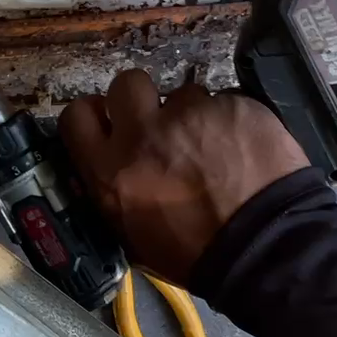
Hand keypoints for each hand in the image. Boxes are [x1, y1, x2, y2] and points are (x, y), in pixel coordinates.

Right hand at [60, 70, 307, 285]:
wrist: (261, 246)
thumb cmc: (189, 252)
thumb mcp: (128, 232)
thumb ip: (111, 189)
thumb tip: (109, 169)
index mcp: (109, 171)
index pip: (76, 116)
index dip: (91, 114)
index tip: (105, 121)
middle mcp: (142, 134)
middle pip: (125, 84)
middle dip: (139, 98)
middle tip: (155, 122)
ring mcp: (190, 115)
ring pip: (181, 94)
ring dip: (189, 116)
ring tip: (209, 146)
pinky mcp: (234, 105)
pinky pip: (224, 104)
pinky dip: (228, 122)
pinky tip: (240, 150)